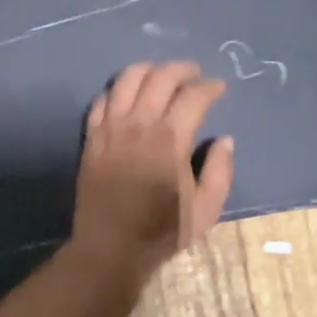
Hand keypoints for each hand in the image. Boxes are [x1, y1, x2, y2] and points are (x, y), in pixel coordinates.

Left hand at [68, 61, 235, 282]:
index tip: (218, 87)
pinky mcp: (92, 136)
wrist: (110, 247)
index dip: (209, 87)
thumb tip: (224, 140)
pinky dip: (118, 89)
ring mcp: (111, 127)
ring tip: (162, 74)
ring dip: (149, 69)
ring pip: (127, 78)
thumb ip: (220, 171)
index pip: (192, 96)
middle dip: (182, 69)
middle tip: (194, 73)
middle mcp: (138, 124)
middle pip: (160, 77)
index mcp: (170, 140)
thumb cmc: (162, 231)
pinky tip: (128, 94)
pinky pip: (102, 99)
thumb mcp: (206, 210)